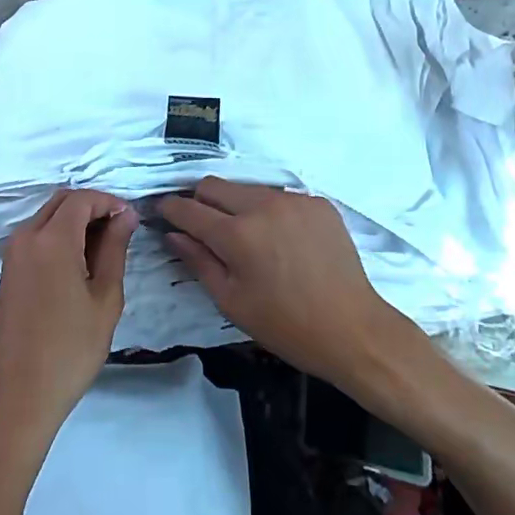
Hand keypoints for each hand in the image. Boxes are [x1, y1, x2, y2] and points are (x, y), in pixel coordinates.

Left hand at [0, 189, 136, 437]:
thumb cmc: (70, 350)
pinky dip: (59, 237)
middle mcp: (25, 239)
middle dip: (92, 206)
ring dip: (75, 222)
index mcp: (51, 241)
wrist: (17, 398)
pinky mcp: (7, 273)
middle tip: (120, 231)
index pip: (82, 199)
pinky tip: (79, 265)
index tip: (131, 220)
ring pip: (47, 218)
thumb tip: (125, 215)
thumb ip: (115, 249)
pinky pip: (36, 238)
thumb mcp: (105, 298)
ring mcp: (11, 256)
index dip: (109, 202)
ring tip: (104, 250)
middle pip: (61, 202)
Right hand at [157, 178, 417, 391]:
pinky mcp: (318, 203)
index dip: (170, 209)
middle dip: (200, 201)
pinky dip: (271, 212)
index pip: (189, 208)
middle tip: (203, 227)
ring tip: (247, 237)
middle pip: (215, 185)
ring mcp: (294, 200)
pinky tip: (281, 240)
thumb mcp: (231, 301)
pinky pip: (281, 197)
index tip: (163, 213)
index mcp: (237, 233)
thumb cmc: (284, 324)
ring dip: (237, 205)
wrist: (351, 328)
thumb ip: (199, 261)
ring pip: (249, 188)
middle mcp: (263, 205)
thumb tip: (173, 234)